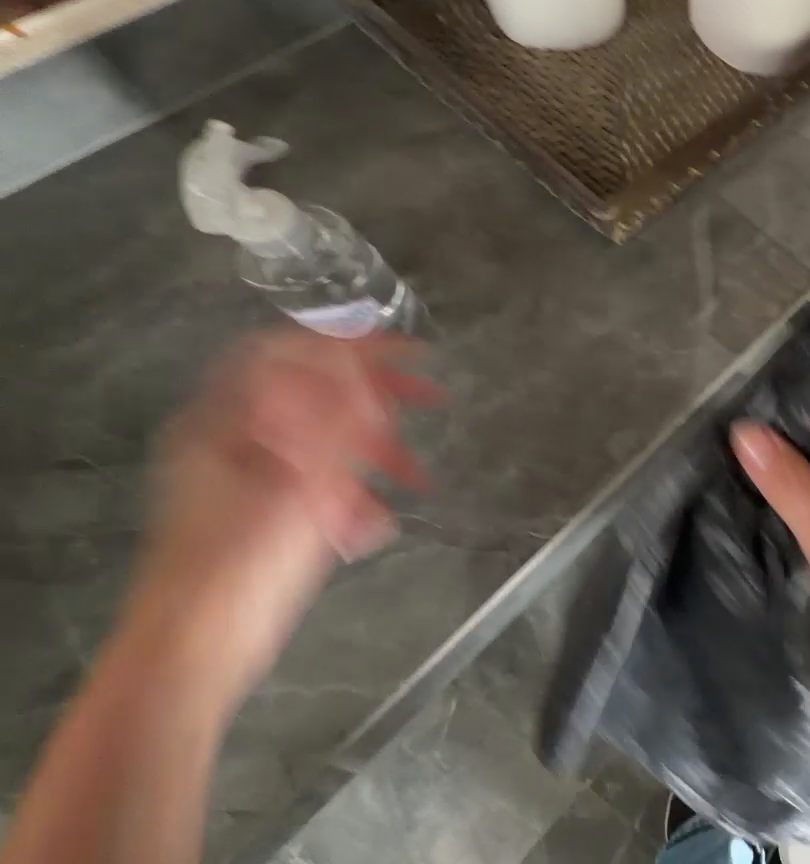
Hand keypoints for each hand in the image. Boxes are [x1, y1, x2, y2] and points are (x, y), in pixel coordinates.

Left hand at [119, 329, 439, 707]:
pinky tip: (376, 515)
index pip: (284, 353)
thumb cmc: (241, 562)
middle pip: (311, 390)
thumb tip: (354, 359)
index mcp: (223, 423)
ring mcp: (249, 474)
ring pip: (325, 437)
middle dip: (377, 391)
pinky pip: (322, 476)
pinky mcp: (267, 508)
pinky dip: (357, 485)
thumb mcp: (295, 481)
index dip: (346, 342)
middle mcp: (232, 438)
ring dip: (376, 449)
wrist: (198, 646)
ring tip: (416, 474)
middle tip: (432, 395)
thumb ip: (328, 418)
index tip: (406, 348)